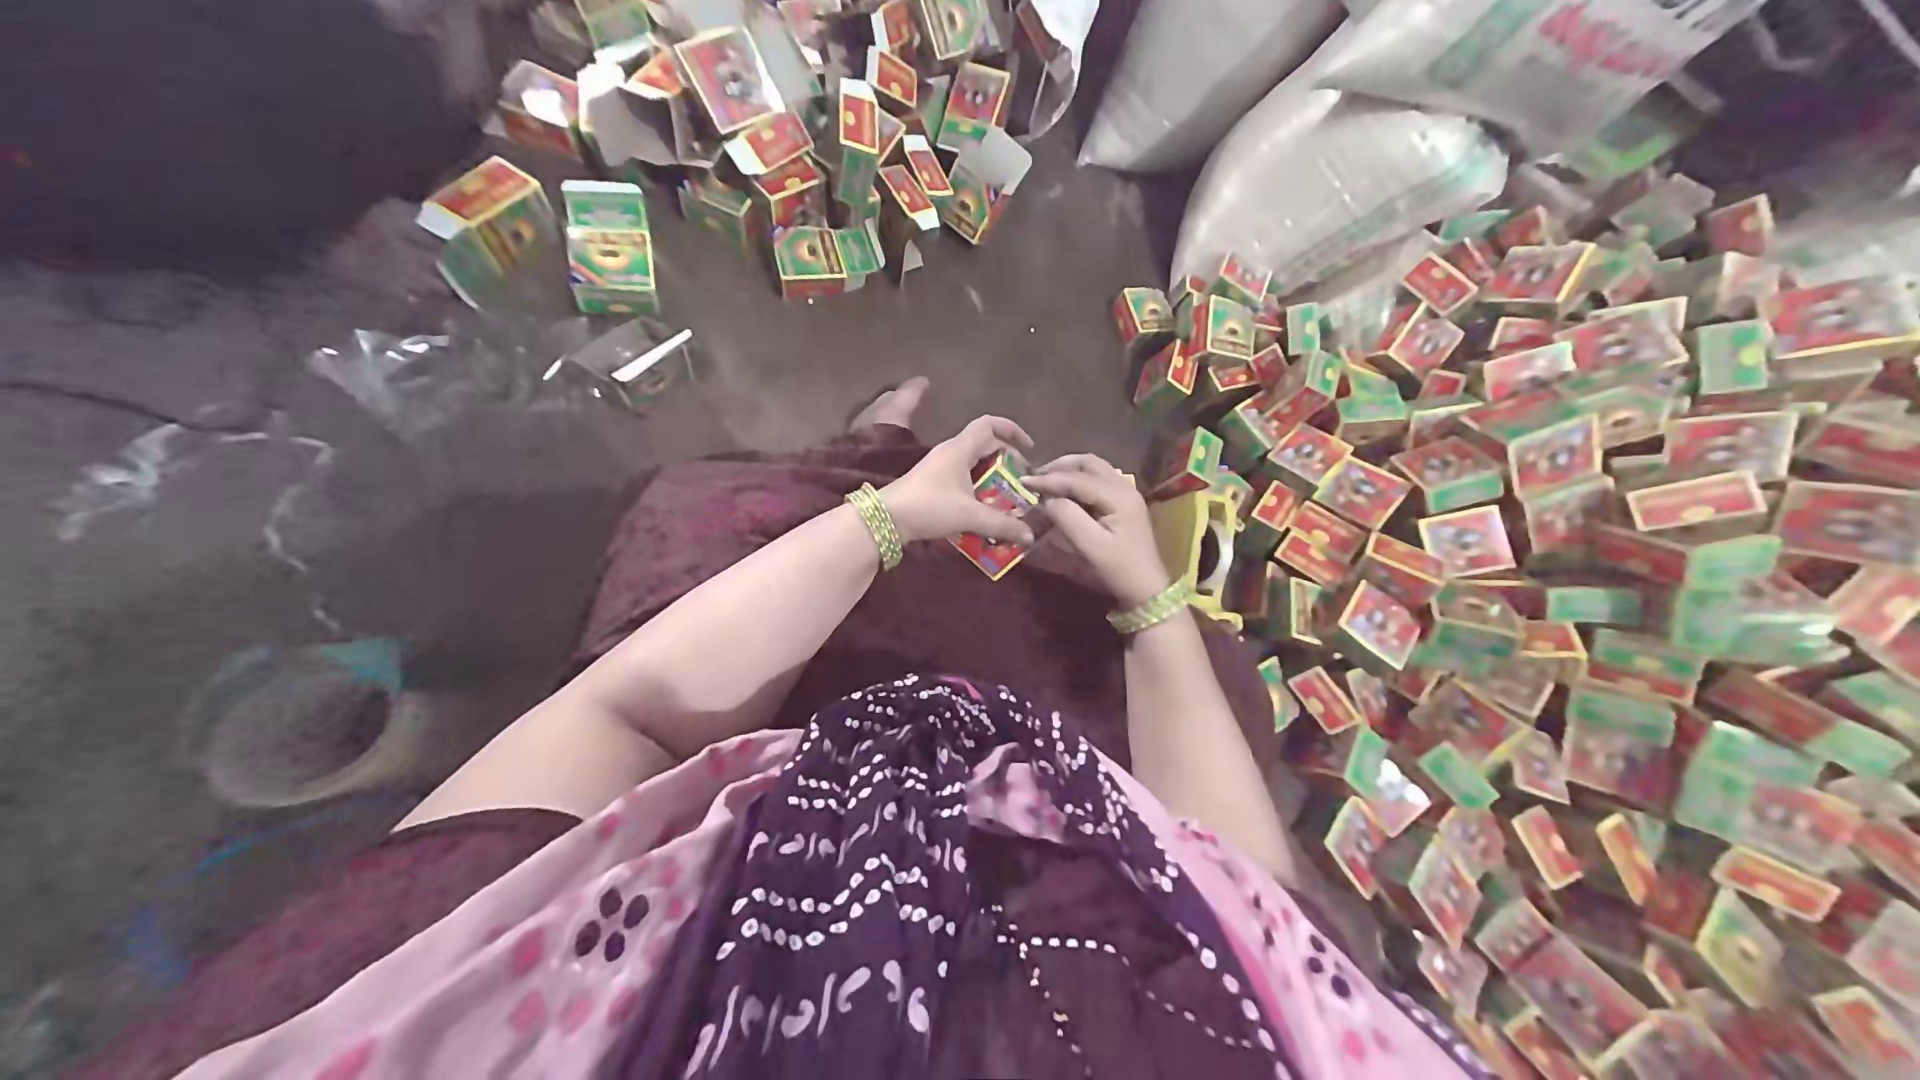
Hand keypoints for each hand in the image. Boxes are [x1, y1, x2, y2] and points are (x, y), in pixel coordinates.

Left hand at [880, 415, 1037, 544]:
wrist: (885, 519)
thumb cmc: (929, 506)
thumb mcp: (970, 516)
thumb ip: (1002, 525)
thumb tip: (1030, 536)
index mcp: (960, 449)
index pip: (990, 424)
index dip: (1012, 430)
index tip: (1028, 448)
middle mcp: (950, 453)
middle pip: (985, 445)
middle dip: (1006, 461)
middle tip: (1020, 481)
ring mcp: (939, 469)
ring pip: (973, 465)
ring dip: (991, 478)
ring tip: (1005, 499)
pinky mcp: (931, 485)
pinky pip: (962, 480)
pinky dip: (977, 490)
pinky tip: (983, 511)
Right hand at [1021, 454, 1171, 608]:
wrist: (1146, 589)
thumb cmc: (1118, 569)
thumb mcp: (1090, 546)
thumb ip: (1067, 517)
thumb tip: (1047, 499)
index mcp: (1119, 496)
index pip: (1078, 478)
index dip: (1049, 479)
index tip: (1024, 481)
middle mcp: (1125, 487)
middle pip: (1089, 463)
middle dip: (1060, 466)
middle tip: (1037, 477)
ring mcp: (1127, 494)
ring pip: (1095, 469)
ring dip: (1069, 471)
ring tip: (1047, 482)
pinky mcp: (1123, 503)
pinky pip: (1098, 481)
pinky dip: (1078, 480)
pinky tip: (1065, 492)